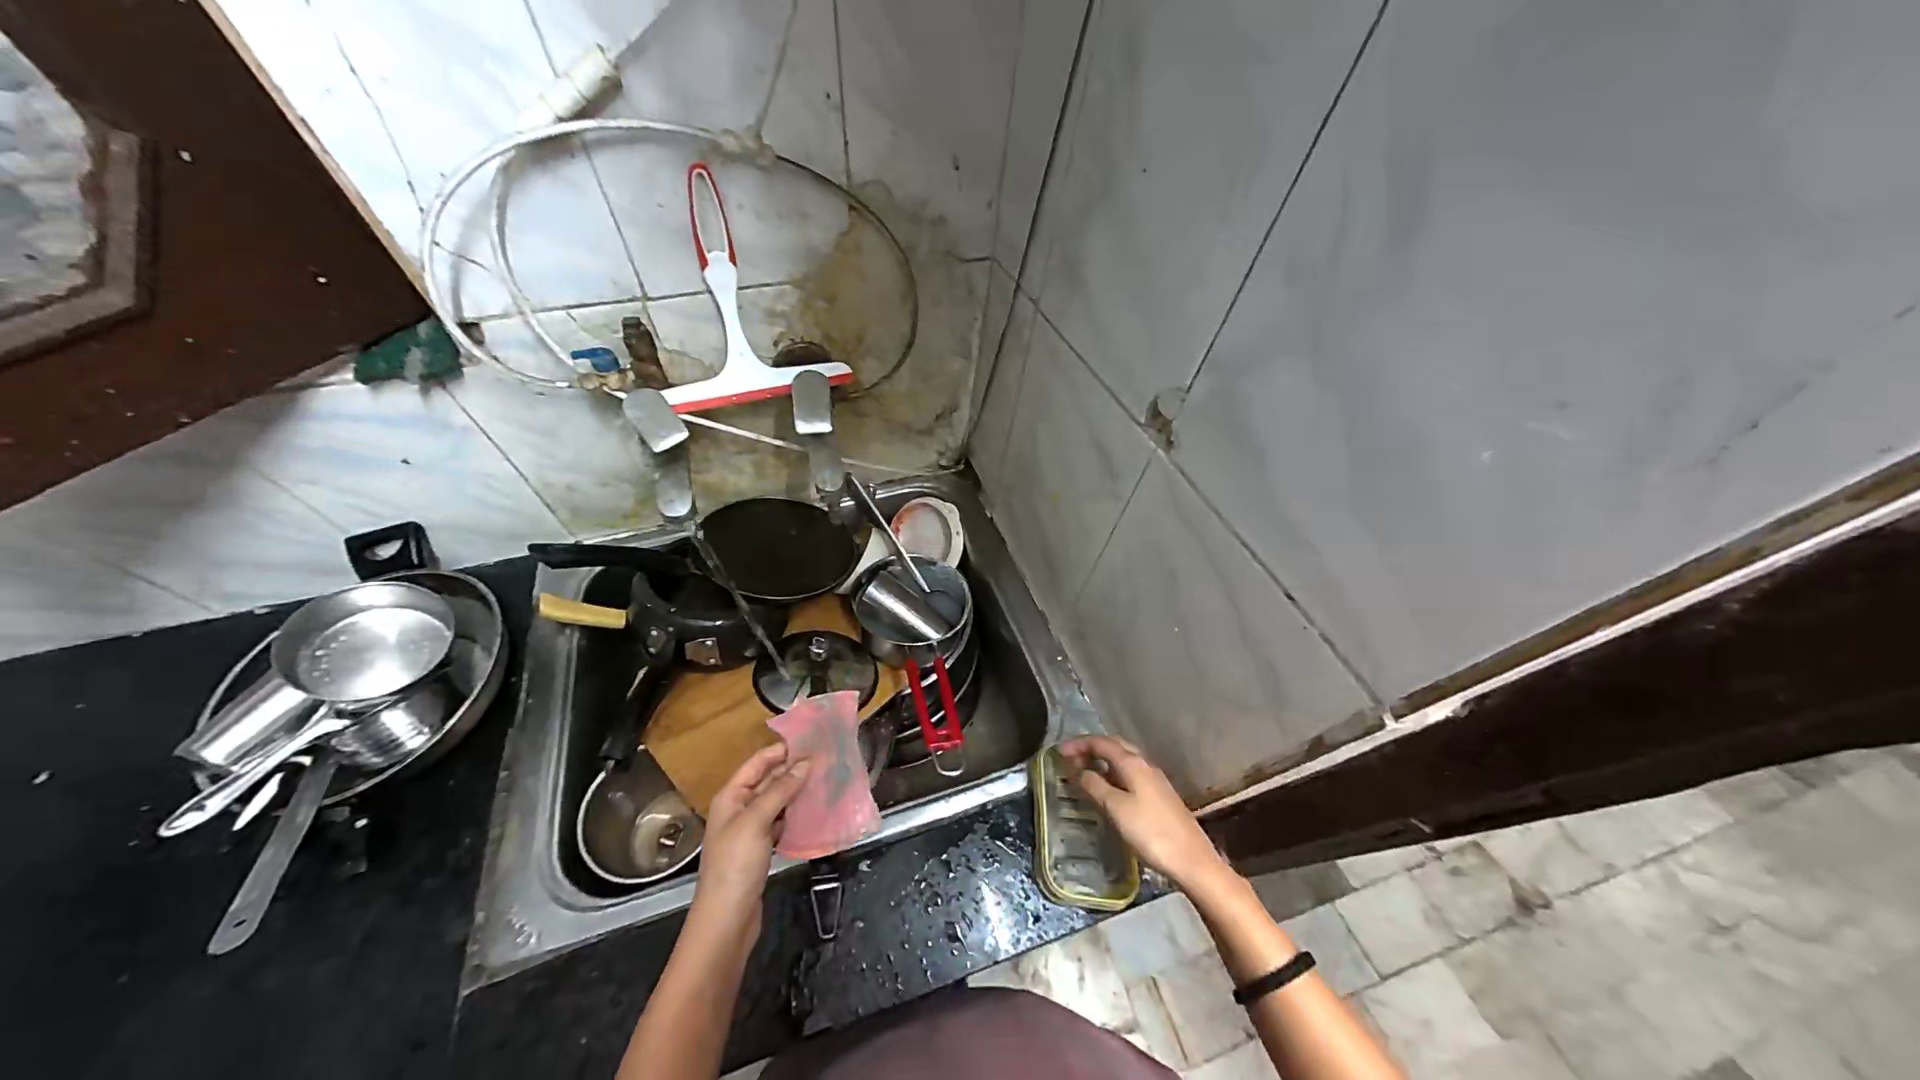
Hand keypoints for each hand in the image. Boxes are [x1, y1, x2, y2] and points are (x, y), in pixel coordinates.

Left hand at [694, 743, 810, 932]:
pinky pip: (782, 822)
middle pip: (769, 780)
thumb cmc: (735, 866)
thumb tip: (804, 763)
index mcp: (731, 797)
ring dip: (798, 792)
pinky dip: (797, 815)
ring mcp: (751, 830)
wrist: (726, 920)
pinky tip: (816, 811)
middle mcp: (740, 809)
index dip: (781, 750)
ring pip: (778, 802)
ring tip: (827, 780)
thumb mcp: (756, 822)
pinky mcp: (762, 848)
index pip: (758, 763)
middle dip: (794, 770)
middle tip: (826, 760)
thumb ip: (780, 791)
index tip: (811, 742)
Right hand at [1059, 735, 1232, 895]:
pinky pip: (1130, 775)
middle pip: (1115, 746)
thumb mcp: (1116, 808)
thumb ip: (1095, 786)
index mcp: (1133, 763)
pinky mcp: (1159, 796)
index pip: (1102, 743)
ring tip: (1083, 773)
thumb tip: (1080, 771)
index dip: (1079, 744)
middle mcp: (1145, 765)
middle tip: (1070, 759)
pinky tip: (1107, 790)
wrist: (1192, 860)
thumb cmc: (1150, 832)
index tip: (1059, 752)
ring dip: (1102, 761)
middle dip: (1091, 748)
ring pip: (1123, 761)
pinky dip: (1113, 774)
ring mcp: (1154, 780)